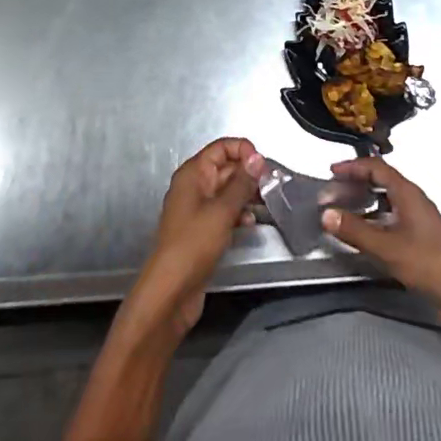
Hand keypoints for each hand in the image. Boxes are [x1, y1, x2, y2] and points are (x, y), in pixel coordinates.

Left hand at [126, 137, 262, 338]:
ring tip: (265, 203)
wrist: (170, 292)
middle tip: (270, 186)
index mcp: (192, 174)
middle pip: (225, 167)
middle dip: (248, 174)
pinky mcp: (202, 230)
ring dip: (246, 195)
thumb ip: (242, 182)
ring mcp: (197, 209)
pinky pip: (224, 211)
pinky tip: (250, 223)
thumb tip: (257, 158)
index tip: (262, 166)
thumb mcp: (222, 210)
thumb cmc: (193, 245)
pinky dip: (238, 213)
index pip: (221, 148)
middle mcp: (193, 187)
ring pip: (227, 191)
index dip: (243, 151)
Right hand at [323, 156, 440, 352]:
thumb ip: (355, 230)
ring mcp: (416, 220)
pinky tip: (360, 234)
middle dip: (355, 183)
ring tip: (340, 211)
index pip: (378, 168)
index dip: (353, 166)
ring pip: (385, 201)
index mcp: (408, 193)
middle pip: (381, 181)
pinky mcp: (417, 238)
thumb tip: (326, 213)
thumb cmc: (427, 263)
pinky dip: (372, 220)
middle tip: (331, 192)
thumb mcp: (386, 247)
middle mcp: (412, 201)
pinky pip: (389, 219)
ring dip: (363, 202)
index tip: (332, 170)